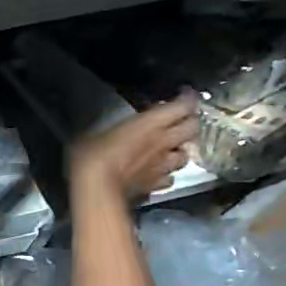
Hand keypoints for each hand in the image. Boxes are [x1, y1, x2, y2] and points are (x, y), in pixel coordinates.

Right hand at [69, 98, 198, 202]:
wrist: (97, 192)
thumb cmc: (92, 156)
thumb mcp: (93, 133)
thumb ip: (111, 130)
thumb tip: (107, 131)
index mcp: (151, 123)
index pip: (184, 105)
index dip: (188, 97)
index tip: (183, 94)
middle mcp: (164, 142)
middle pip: (193, 128)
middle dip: (190, 122)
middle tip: (181, 120)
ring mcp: (162, 166)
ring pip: (185, 155)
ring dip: (180, 150)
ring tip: (171, 150)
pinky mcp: (155, 186)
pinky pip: (169, 179)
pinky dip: (166, 175)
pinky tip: (158, 174)